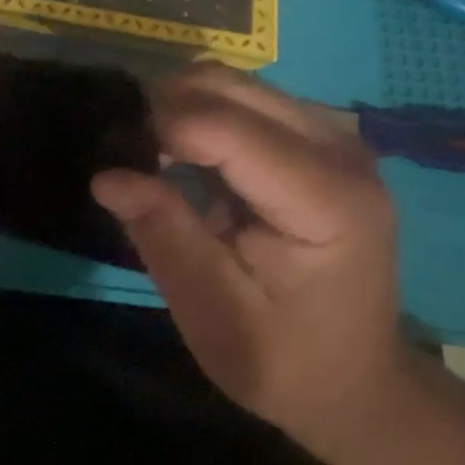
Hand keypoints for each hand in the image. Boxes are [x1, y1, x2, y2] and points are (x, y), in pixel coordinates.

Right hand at [91, 65, 406, 442]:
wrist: (357, 383)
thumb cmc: (287, 361)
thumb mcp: (215, 315)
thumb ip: (166, 237)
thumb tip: (106, 176)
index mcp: (328, 201)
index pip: (227, 128)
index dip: (160, 131)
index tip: (120, 165)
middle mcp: (339, 150)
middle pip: (228, 87)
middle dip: (165, 110)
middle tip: (133, 161)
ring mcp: (333, 136)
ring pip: (231, 82)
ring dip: (182, 109)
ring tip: (158, 163)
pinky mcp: (318, 136)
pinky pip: (243, 98)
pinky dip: (202, 115)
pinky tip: (191, 163)